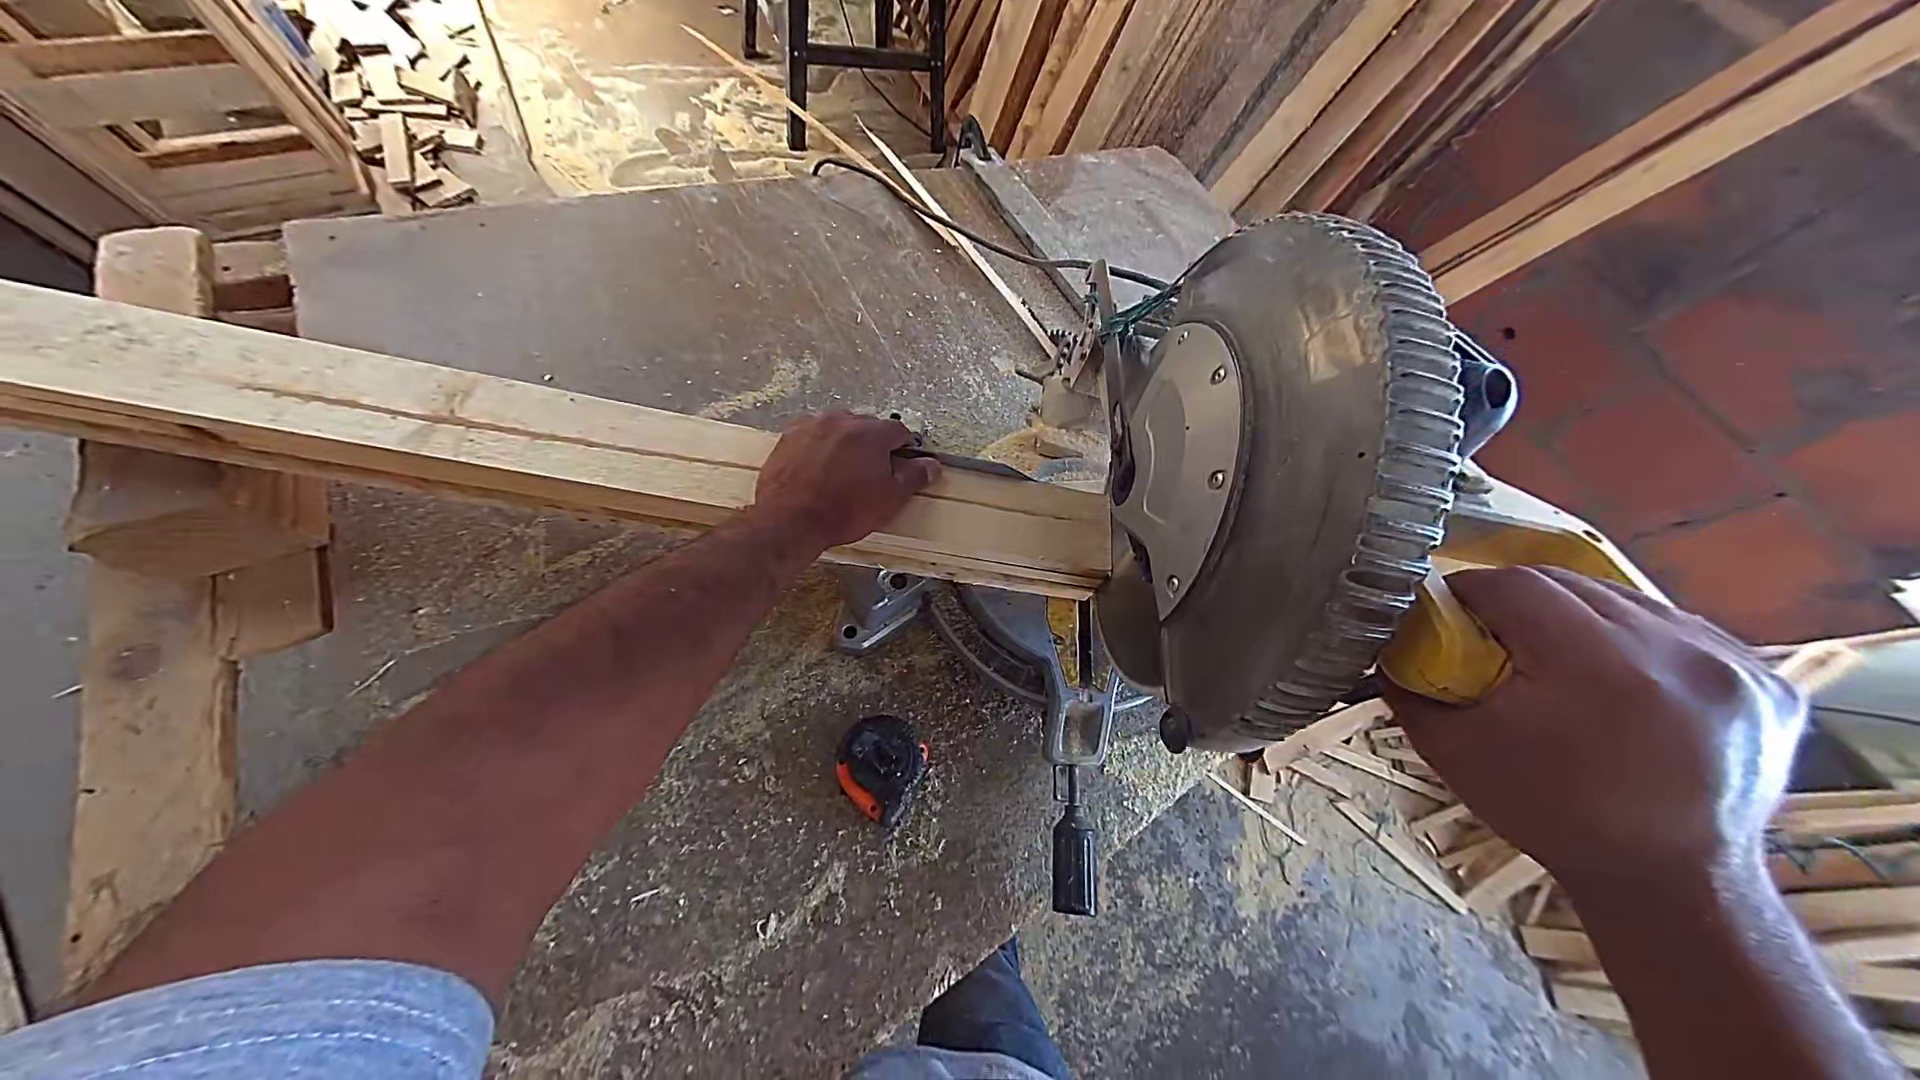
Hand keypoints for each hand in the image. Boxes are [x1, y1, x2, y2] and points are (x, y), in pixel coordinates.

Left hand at [748, 411, 939, 551]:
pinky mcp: (789, 437)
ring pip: (839, 429)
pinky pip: (813, 436)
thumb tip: (930, 466)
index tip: (902, 463)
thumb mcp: (890, 499)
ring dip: (845, 444)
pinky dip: (820, 447)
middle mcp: (842, 421)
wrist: (791, 520)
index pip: (899, 431)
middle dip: (873, 446)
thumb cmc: (840, 511)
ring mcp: (813, 426)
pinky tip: (819, 470)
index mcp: (871, 433)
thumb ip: (914, 477)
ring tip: (843, 473)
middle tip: (872, 474)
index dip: (904, 448)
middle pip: (868, 427)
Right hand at [1381, 567, 1804, 886]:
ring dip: (1574, 614)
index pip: (1513, 584)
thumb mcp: (1451, 749)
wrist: (1668, 879)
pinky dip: (1632, 636)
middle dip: (1516, 599)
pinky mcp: (1767, 679)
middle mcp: (1675, 651)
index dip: (1468, 590)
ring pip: (1622, 598)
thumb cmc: (1550, 813)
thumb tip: (1388, 646)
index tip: (1447, 612)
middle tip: (1489, 634)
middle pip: (1567, 583)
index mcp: (1593, 666)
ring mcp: (1733, 663)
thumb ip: (1409, 686)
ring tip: (1551, 654)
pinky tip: (1614, 672)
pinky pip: (1676, 626)